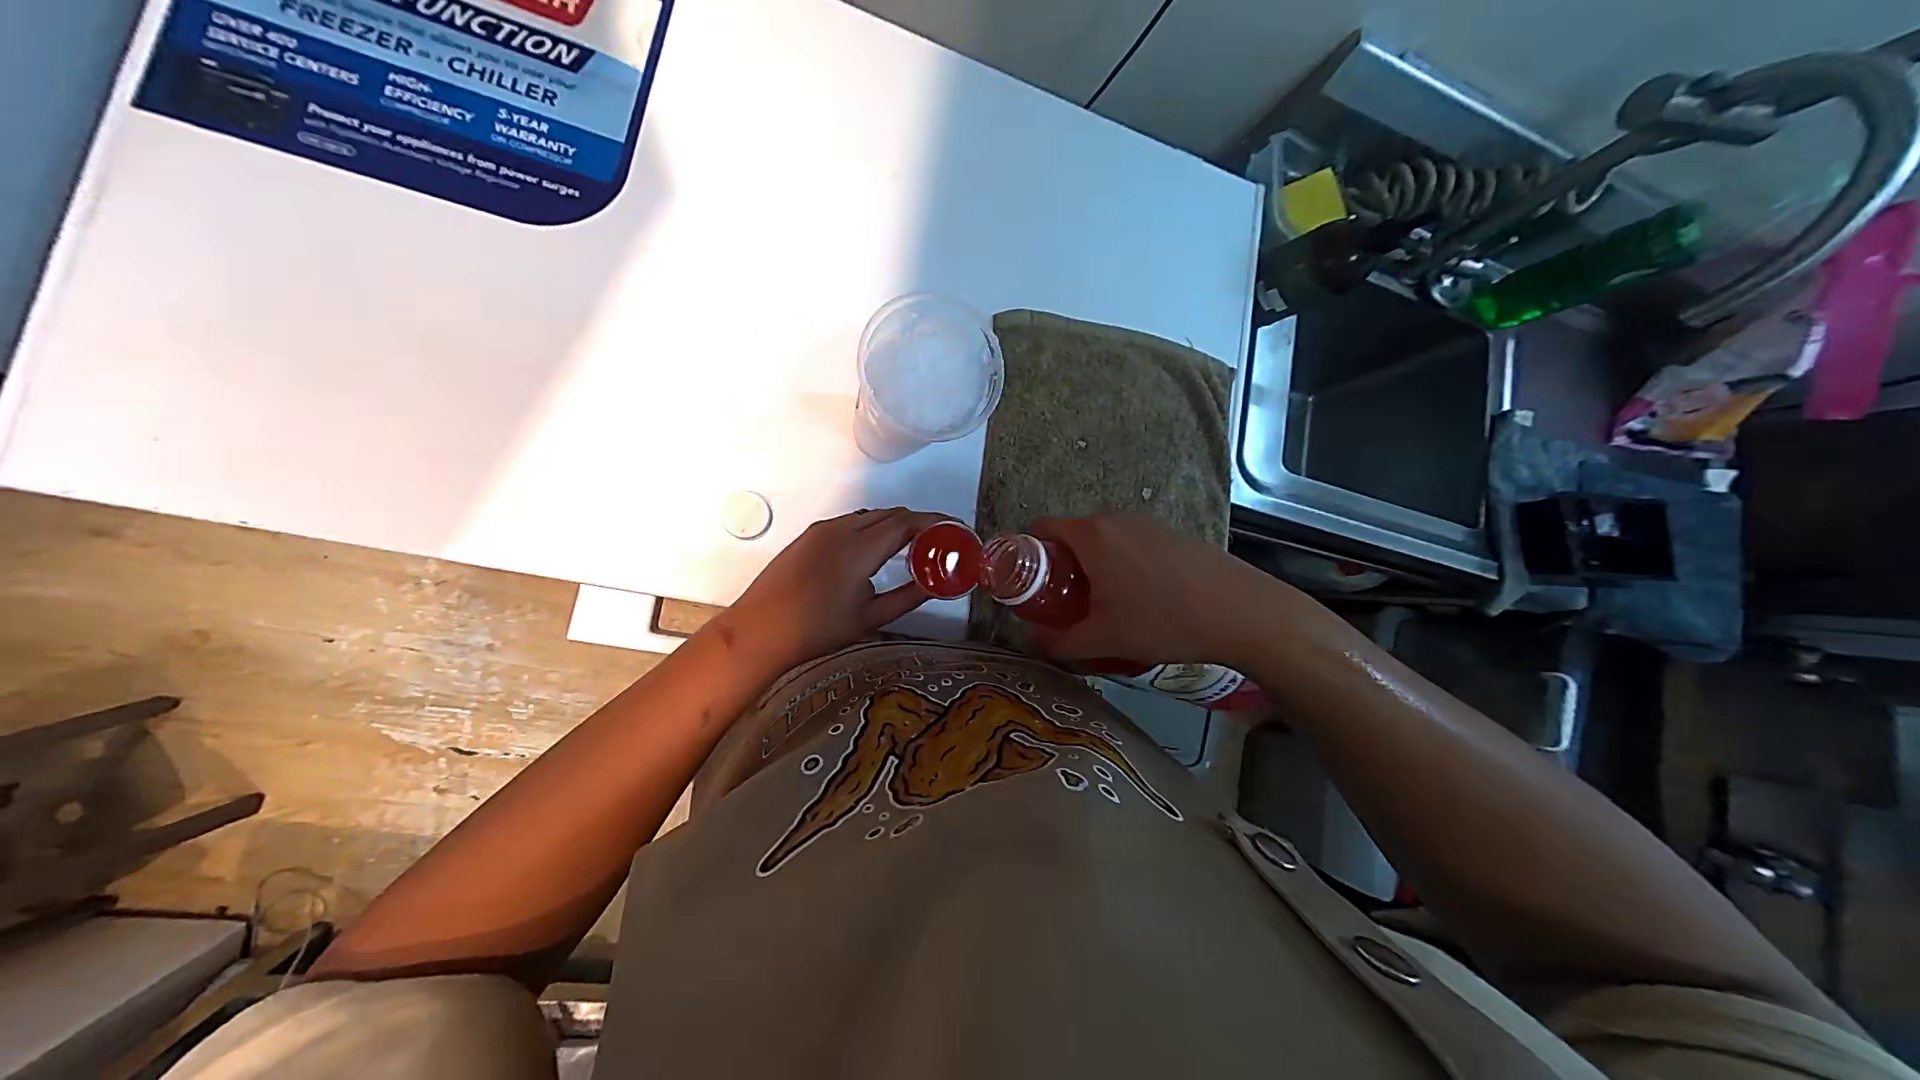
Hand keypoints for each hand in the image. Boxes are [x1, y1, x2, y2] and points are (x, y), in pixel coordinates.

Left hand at [712, 507, 948, 672]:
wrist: (759, 630)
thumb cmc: (815, 630)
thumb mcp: (871, 618)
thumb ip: (908, 596)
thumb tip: (934, 585)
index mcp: (860, 547)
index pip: (908, 521)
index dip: (936, 522)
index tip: (955, 529)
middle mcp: (841, 529)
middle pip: (891, 514)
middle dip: (919, 523)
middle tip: (940, 542)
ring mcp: (822, 530)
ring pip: (869, 516)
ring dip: (895, 525)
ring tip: (913, 548)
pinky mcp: (809, 537)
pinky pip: (850, 523)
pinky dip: (872, 529)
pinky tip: (878, 552)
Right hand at [1026, 513, 1278, 666]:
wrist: (1243, 613)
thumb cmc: (1162, 620)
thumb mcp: (1104, 638)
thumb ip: (1059, 641)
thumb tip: (1031, 642)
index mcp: (1092, 535)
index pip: (1041, 527)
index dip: (1027, 554)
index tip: (1027, 586)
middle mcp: (1117, 520)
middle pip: (1072, 535)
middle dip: (1060, 567)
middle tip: (1062, 604)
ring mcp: (1149, 524)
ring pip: (1104, 542)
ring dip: (1092, 568)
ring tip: (1101, 606)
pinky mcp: (1173, 535)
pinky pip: (1131, 545)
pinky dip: (1120, 566)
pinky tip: (1140, 600)